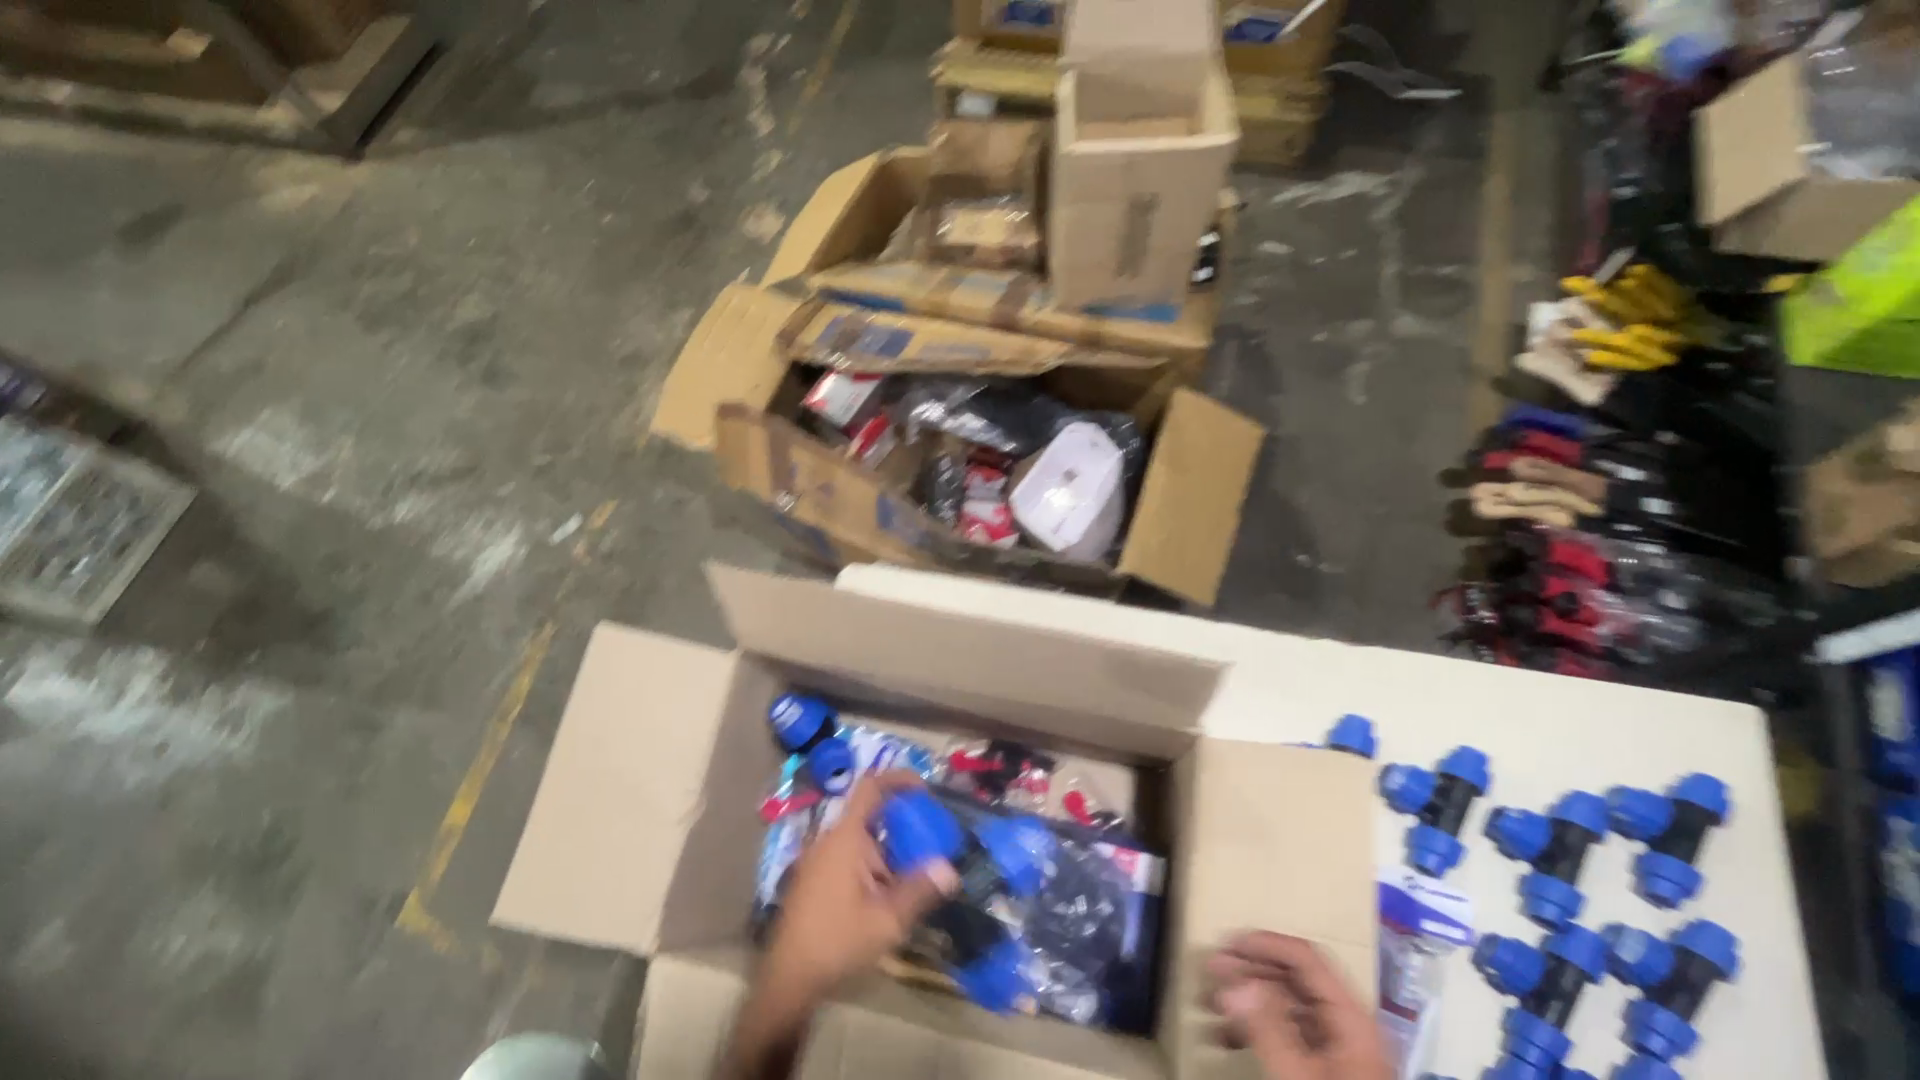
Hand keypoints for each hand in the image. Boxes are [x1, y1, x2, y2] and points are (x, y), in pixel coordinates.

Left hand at [761, 769, 959, 997]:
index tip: (924, 789)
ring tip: (915, 873)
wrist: (788, 978)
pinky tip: (888, 894)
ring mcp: (817, 860)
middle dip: (900, 825)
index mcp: (844, 838)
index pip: (870, 788)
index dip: (897, 779)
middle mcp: (828, 840)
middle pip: (868, 816)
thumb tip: (949, 869)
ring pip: (859, 840)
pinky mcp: (813, 880)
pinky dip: (872, 864)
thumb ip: (919, 890)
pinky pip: (848, 856)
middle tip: (930, 842)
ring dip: (887, 851)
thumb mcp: (887, 920)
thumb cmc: (837, 941)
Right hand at [1206, 931, 1390, 1079]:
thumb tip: (1233, 980)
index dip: (1264, 945)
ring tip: (1208, 1010)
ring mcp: (1339, 1052)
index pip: (1306, 959)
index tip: (1224, 946)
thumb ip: (1267, 1028)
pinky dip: (1257, 1032)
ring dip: (1247, 1003)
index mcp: (1350, 1019)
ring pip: (1288, 1009)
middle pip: (1295, 981)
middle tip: (1208, 976)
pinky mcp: (1328, 1073)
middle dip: (1249, 974)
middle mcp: (1347, 1026)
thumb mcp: (1298, 1078)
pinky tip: (1227, 1042)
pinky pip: (1290, 1038)